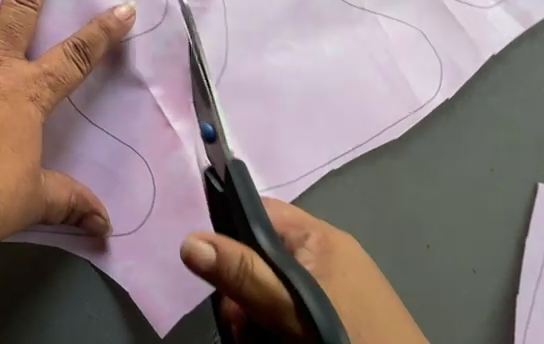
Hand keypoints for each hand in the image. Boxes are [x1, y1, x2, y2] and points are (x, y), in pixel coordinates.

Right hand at [180, 198, 428, 343]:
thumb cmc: (355, 339)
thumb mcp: (294, 308)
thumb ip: (244, 274)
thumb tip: (187, 240)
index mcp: (318, 236)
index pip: (255, 212)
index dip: (228, 237)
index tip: (214, 273)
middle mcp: (325, 256)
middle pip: (257, 258)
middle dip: (241, 293)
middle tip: (244, 328)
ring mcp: (333, 291)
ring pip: (269, 291)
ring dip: (255, 318)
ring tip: (260, 342)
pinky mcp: (336, 318)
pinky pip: (290, 311)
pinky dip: (277, 330)